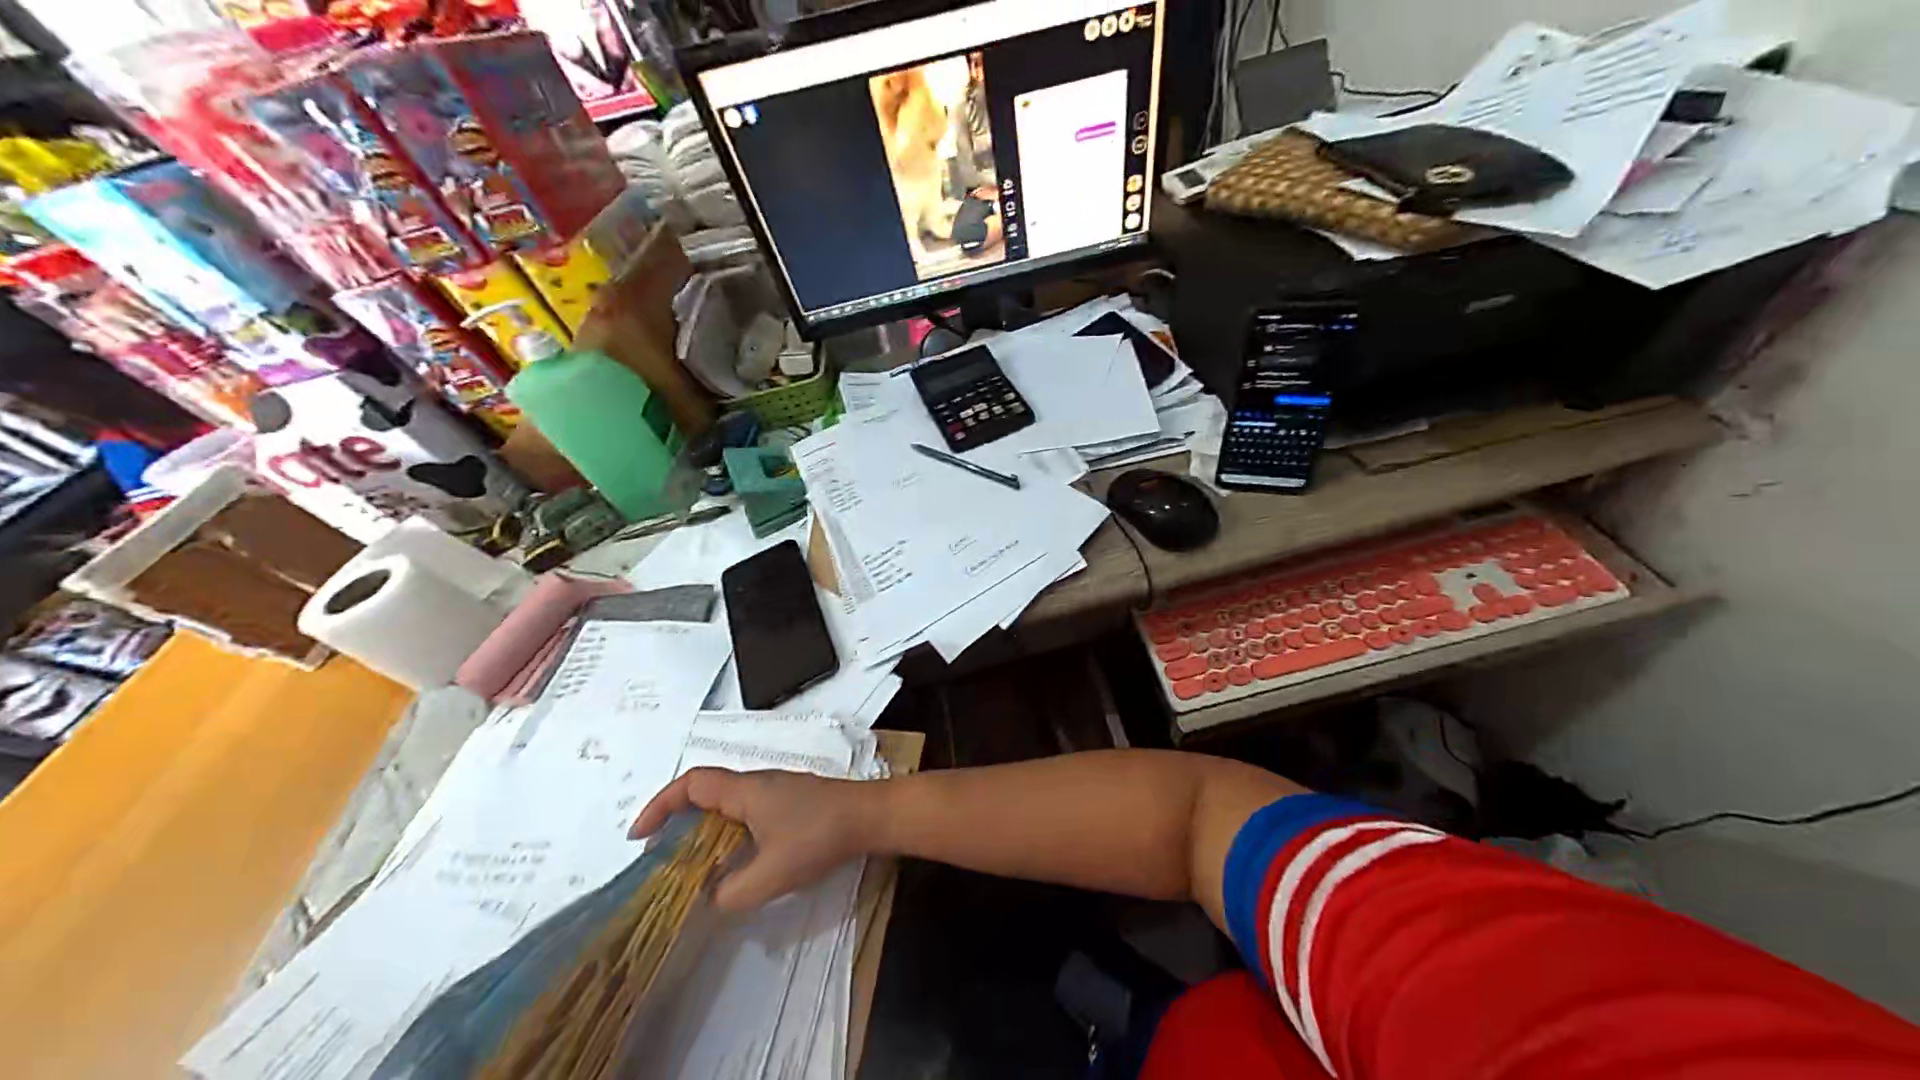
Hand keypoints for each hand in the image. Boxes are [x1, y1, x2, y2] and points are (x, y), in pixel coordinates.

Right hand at [629, 768, 879, 912]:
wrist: (870, 816)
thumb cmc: (819, 836)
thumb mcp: (772, 873)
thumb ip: (733, 892)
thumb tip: (711, 898)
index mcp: (745, 791)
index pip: (691, 784)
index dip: (660, 806)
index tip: (640, 836)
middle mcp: (757, 783)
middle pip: (706, 792)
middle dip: (677, 820)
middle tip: (662, 856)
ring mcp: (777, 790)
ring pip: (728, 803)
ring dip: (705, 828)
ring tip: (693, 864)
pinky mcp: (792, 801)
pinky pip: (747, 811)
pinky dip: (729, 831)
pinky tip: (736, 858)